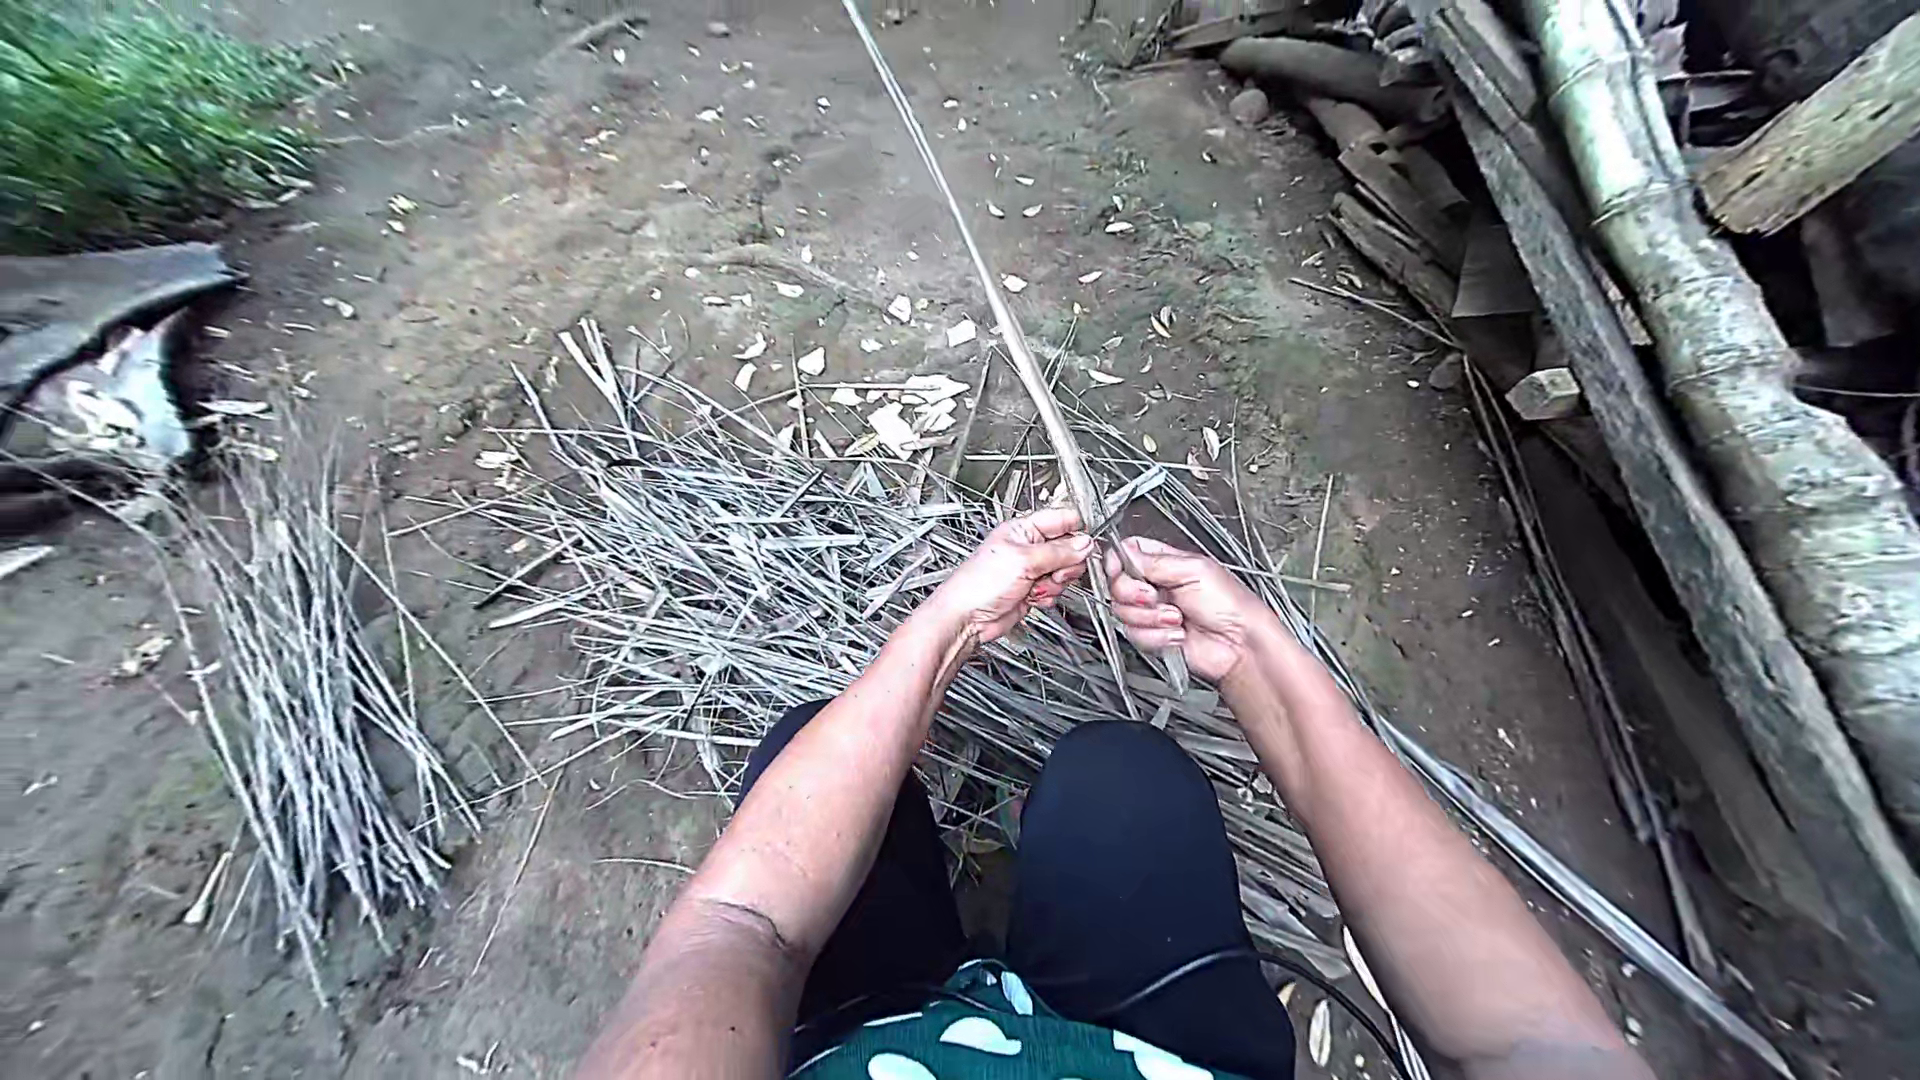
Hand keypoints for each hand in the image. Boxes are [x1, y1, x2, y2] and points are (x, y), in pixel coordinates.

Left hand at [924, 507, 1093, 646]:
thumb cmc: (978, 584)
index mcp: (1023, 529)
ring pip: (1065, 571)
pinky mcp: (1032, 589)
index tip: (1086, 543)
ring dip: (1056, 582)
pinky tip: (1033, 596)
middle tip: (1053, 570)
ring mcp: (1031, 569)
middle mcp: (1028, 547)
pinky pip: (1056, 589)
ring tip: (1037, 585)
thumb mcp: (1024, 560)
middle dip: (1066, 562)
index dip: (1077, 529)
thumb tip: (1085, 543)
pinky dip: (1049, 595)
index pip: (1061, 519)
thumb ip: (1058, 551)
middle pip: (1069, 547)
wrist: (967, 618)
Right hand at [1106, 536, 1270, 682]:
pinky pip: (1135, 635)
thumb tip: (1125, 552)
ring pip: (1123, 612)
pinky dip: (1157, 636)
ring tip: (1176, 617)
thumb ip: (1155, 562)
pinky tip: (1178, 633)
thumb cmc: (1231, 605)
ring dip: (1151, 617)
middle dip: (1134, 593)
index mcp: (1165, 562)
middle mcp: (1155, 585)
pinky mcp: (1152, 635)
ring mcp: (1152, 611)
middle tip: (1155, 596)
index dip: (1116, 562)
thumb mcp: (1195, 571)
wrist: (1241, 646)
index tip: (1118, 570)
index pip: (1125, 554)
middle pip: (1117, 585)